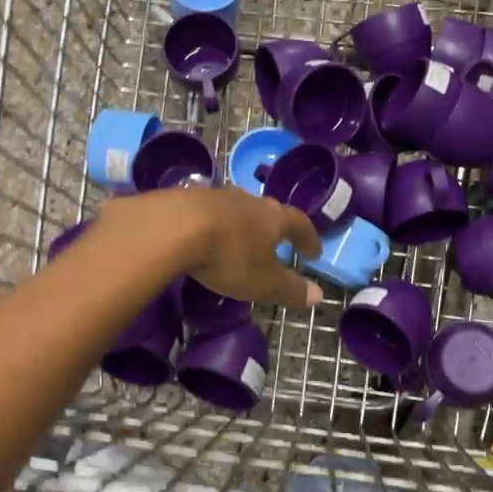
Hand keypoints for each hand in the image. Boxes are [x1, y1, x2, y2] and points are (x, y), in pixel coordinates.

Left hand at [106, 187, 323, 310]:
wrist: (173, 226)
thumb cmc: (229, 256)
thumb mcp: (263, 282)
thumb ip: (290, 288)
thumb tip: (319, 295)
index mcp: (273, 218)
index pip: (299, 224)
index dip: (308, 238)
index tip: (313, 252)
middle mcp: (248, 201)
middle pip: (267, 211)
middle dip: (273, 227)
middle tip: (276, 242)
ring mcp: (216, 196)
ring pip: (237, 209)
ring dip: (242, 224)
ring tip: (239, 239)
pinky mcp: (187, 198)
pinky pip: (208, 211)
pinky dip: (213, 224)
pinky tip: (205, 235)